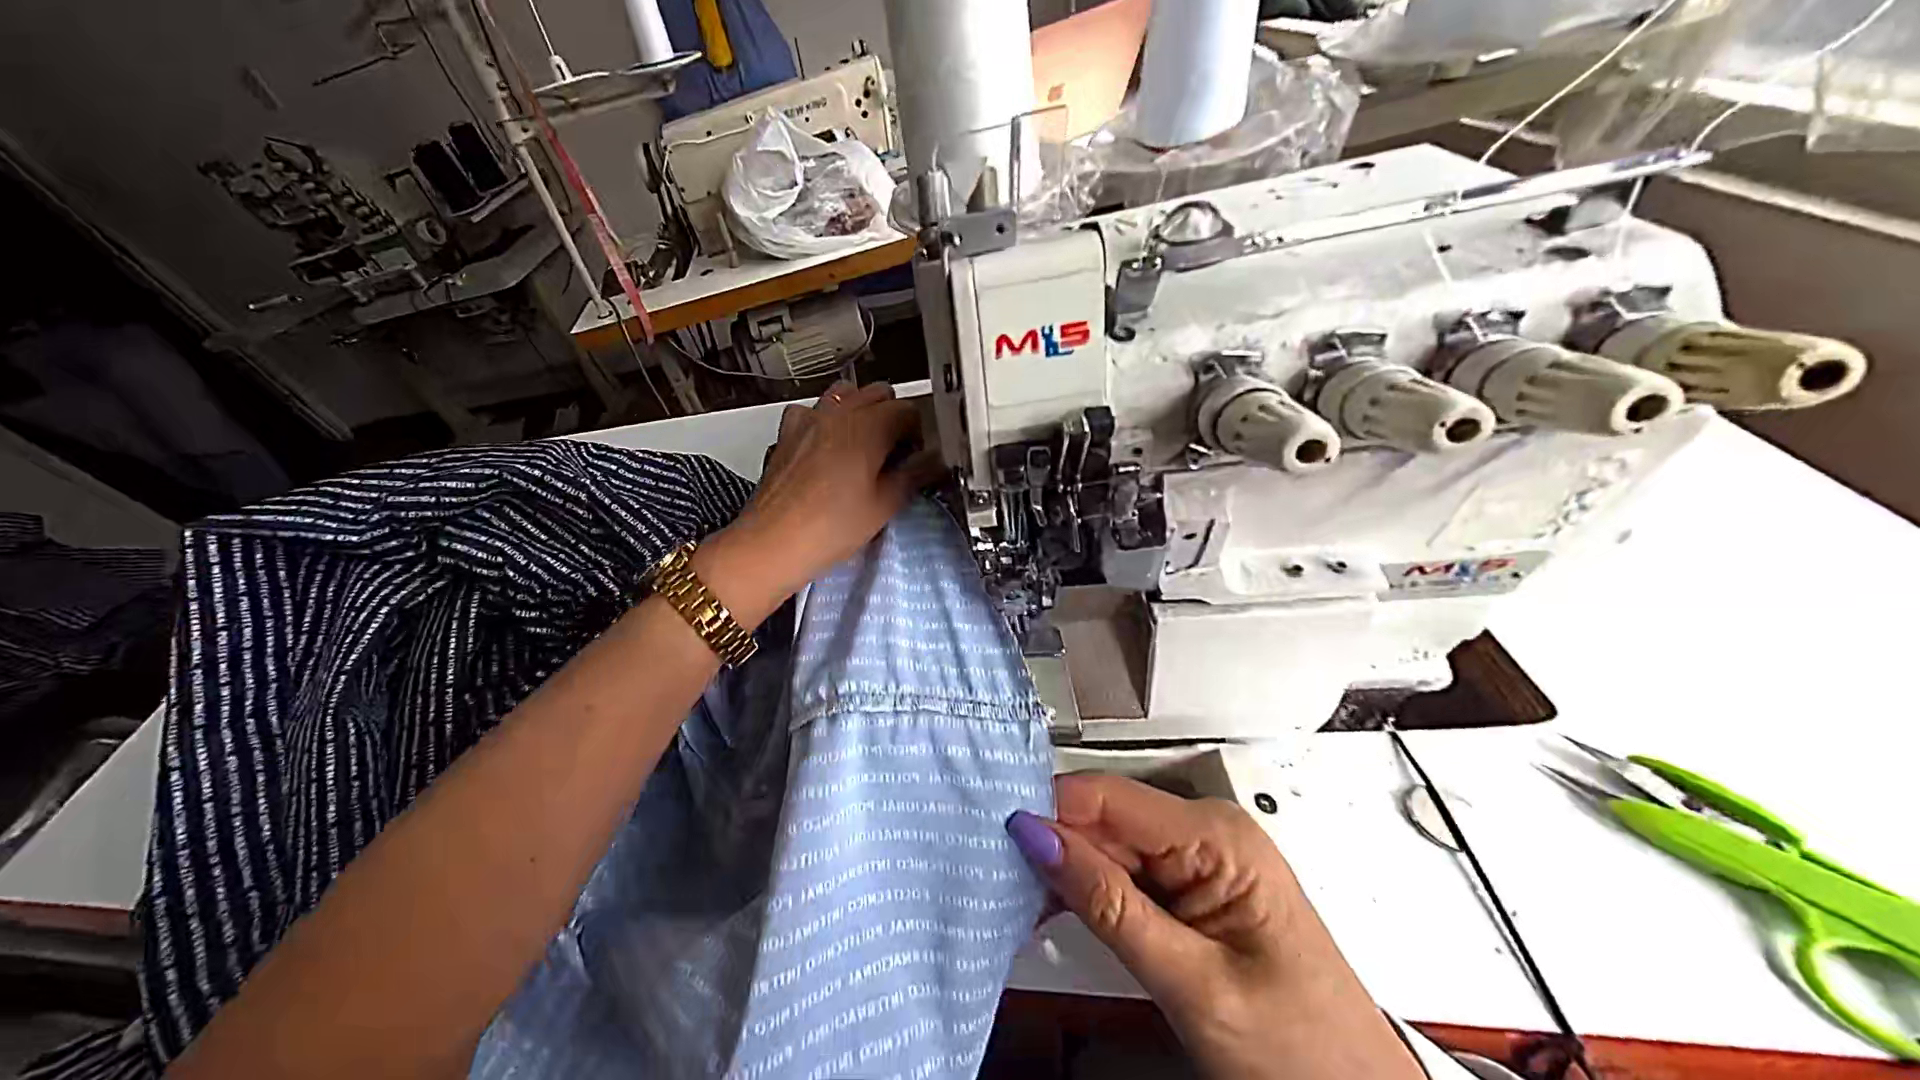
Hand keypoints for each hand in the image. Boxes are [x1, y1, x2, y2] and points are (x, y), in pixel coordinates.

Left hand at [694, 381, 941, 626]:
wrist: (773, 543)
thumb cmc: (829, 527)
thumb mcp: (884, 505)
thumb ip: (914, 475)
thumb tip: (933, 463)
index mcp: (869, 427)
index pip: (909, 411)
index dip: (919, 434)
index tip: (917, 457)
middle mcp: (838, 414)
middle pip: (878, 394)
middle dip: (893, 416)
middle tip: (896, 452)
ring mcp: (809, 419)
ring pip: (845, 394)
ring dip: (861, 411)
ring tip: (864, 445)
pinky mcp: (788, 433)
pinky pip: (813, 411)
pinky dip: (826, 420)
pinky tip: (828, 447)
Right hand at [1007, 774, 1422, 1079]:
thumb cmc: (1303, 1049)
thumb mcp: (1193, 983)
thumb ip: (1109, 905)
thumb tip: (1042, 838)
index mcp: (1219, 837)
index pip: (1109, 796)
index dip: (1050, 810)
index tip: (1001, 835)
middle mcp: (1208, 832)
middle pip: (1104, 817)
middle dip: (1054, 845)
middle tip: (1004, 879)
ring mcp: (1199, 857)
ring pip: (1107, 843)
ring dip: (1066, 871)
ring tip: (1022, 901)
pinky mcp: (1190, 882)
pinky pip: (1124, 870)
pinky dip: (1088, 890)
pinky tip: (1058, 910)